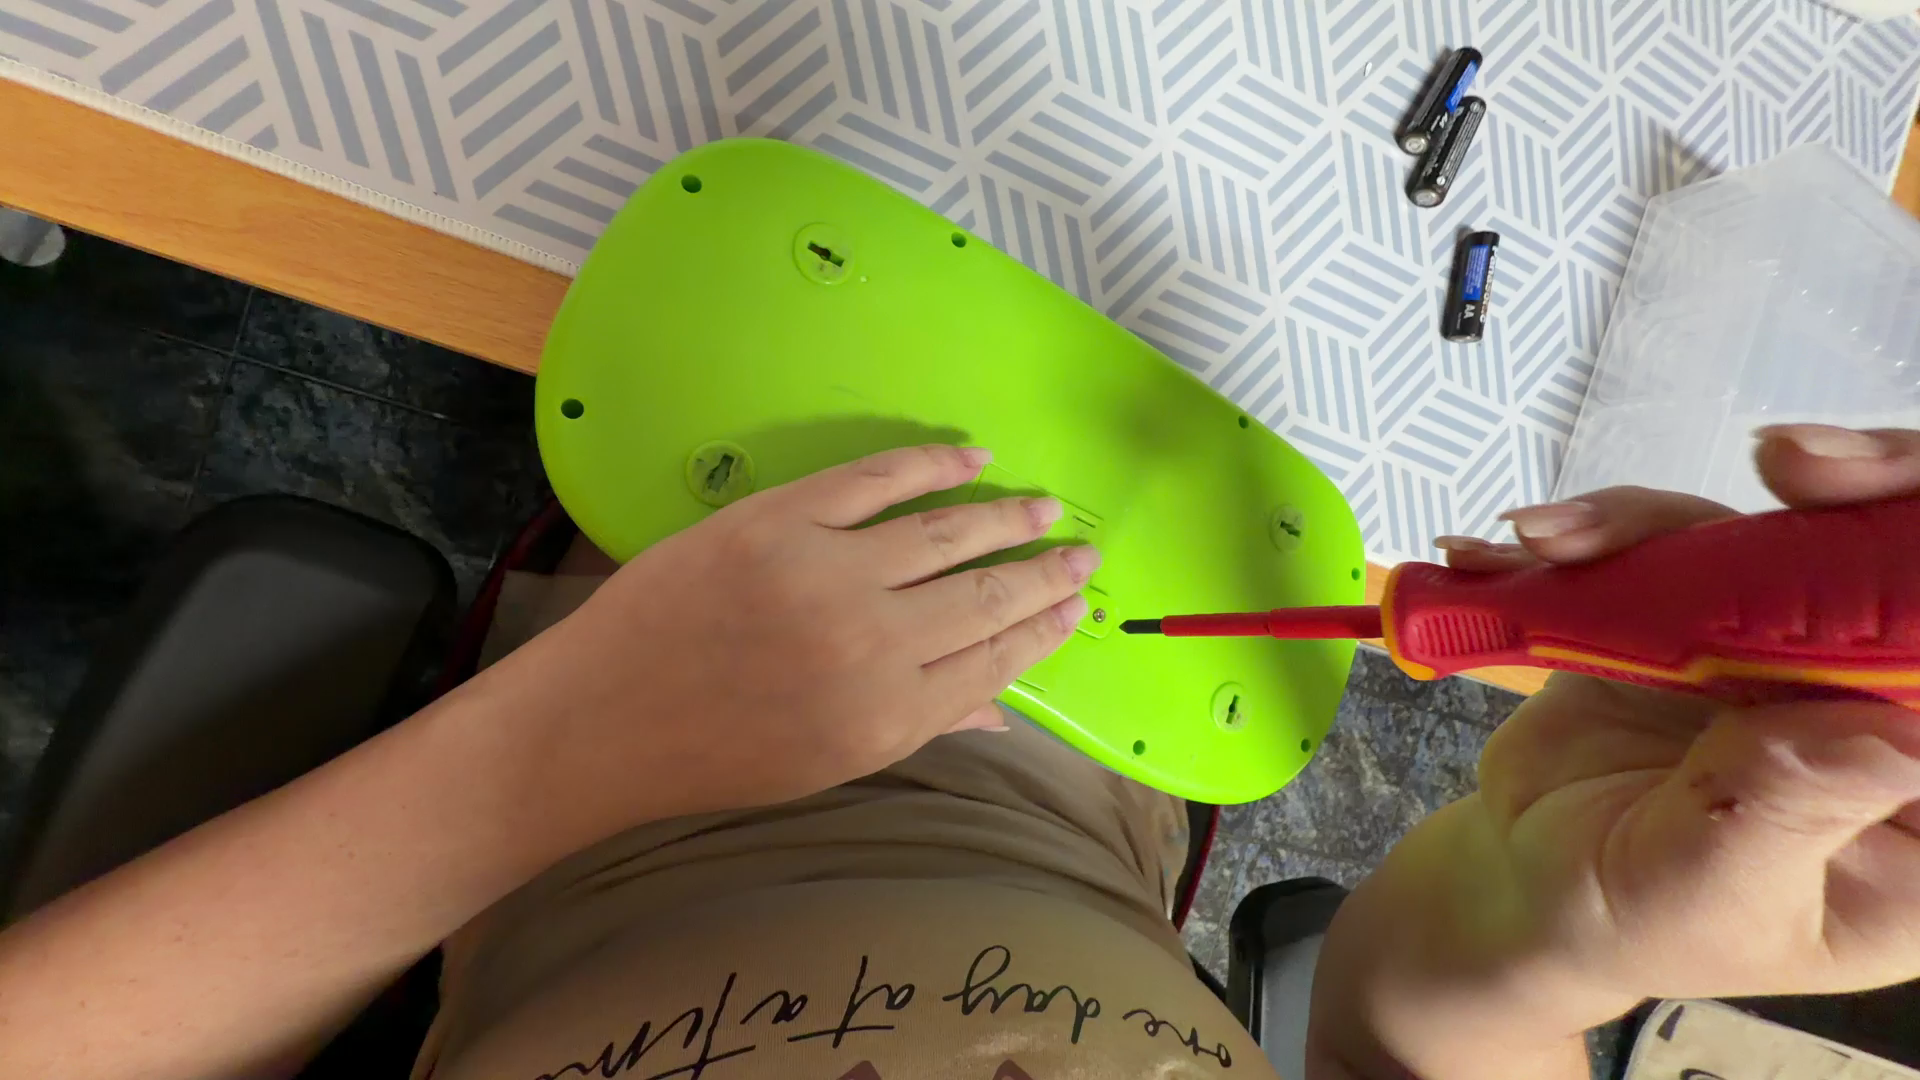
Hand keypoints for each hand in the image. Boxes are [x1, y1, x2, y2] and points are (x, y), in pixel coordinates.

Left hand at [467, 444, 1094, 838]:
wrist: (603, 720)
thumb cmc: (719, 752)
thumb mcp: (830, 762)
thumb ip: (923, 726)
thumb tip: (1004, 716)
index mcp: (890, 717)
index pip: (995, 661)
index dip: (1043, 630)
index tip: (1075, 606)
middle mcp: (876, 646)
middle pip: (988, 596)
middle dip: (1046, 573)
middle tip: (1084, 552)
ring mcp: (829, 574)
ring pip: (949, 534)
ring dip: (1009, 518)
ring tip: (1045, 508)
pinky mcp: (781, 520)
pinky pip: (879, 480)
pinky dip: (934, 463)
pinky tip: (973, 456)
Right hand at [1311, 425, 1919, 1079]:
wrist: (1528, 879)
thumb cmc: (1632, 914)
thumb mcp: (1709, 890)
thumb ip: (1783, 814)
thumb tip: (1882, 727)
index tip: (1882, 509)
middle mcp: (1854, 697)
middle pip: (1880, 565)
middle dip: (1844, 494)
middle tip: (1782, 456)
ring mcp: (1749, 653)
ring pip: (1735, 540)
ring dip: (1634, 521)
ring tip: (1535, 542)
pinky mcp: (1655, 627)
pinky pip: (1631, 558)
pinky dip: (1564, 544)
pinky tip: (1494, 556)